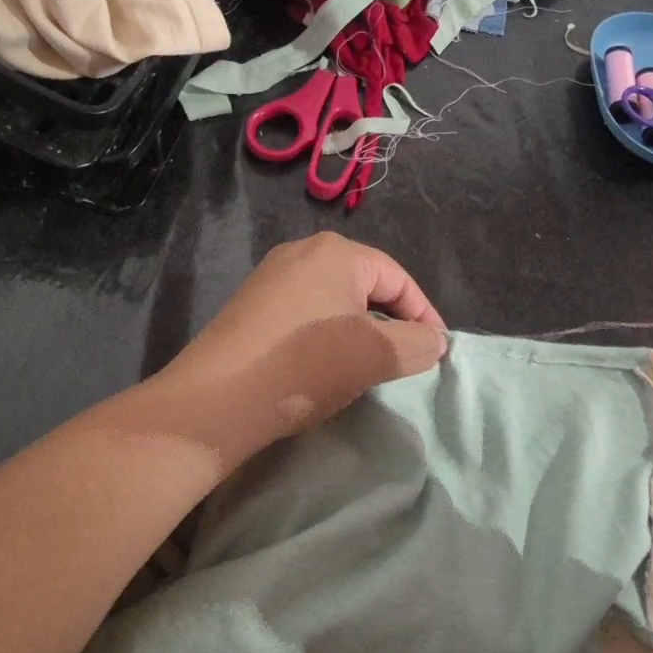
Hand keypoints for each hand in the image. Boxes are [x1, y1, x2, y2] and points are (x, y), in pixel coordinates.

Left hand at [158, 233, 445, 443]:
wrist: (216, 400)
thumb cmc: (304, 366)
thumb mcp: (373, 356)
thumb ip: (415, 343)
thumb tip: (436, 339)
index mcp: (336, 252)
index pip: (396, 277)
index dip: (423, 314)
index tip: (436, 351)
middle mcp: (301, 252)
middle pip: (364, 283)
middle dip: (389, 321)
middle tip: (404, 359)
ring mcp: (271, 277)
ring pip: (333, 300)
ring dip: (357, 330)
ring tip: (366, 366)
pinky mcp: (251, 305)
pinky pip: (305, 312)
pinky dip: (325, 335)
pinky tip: (322, 366)